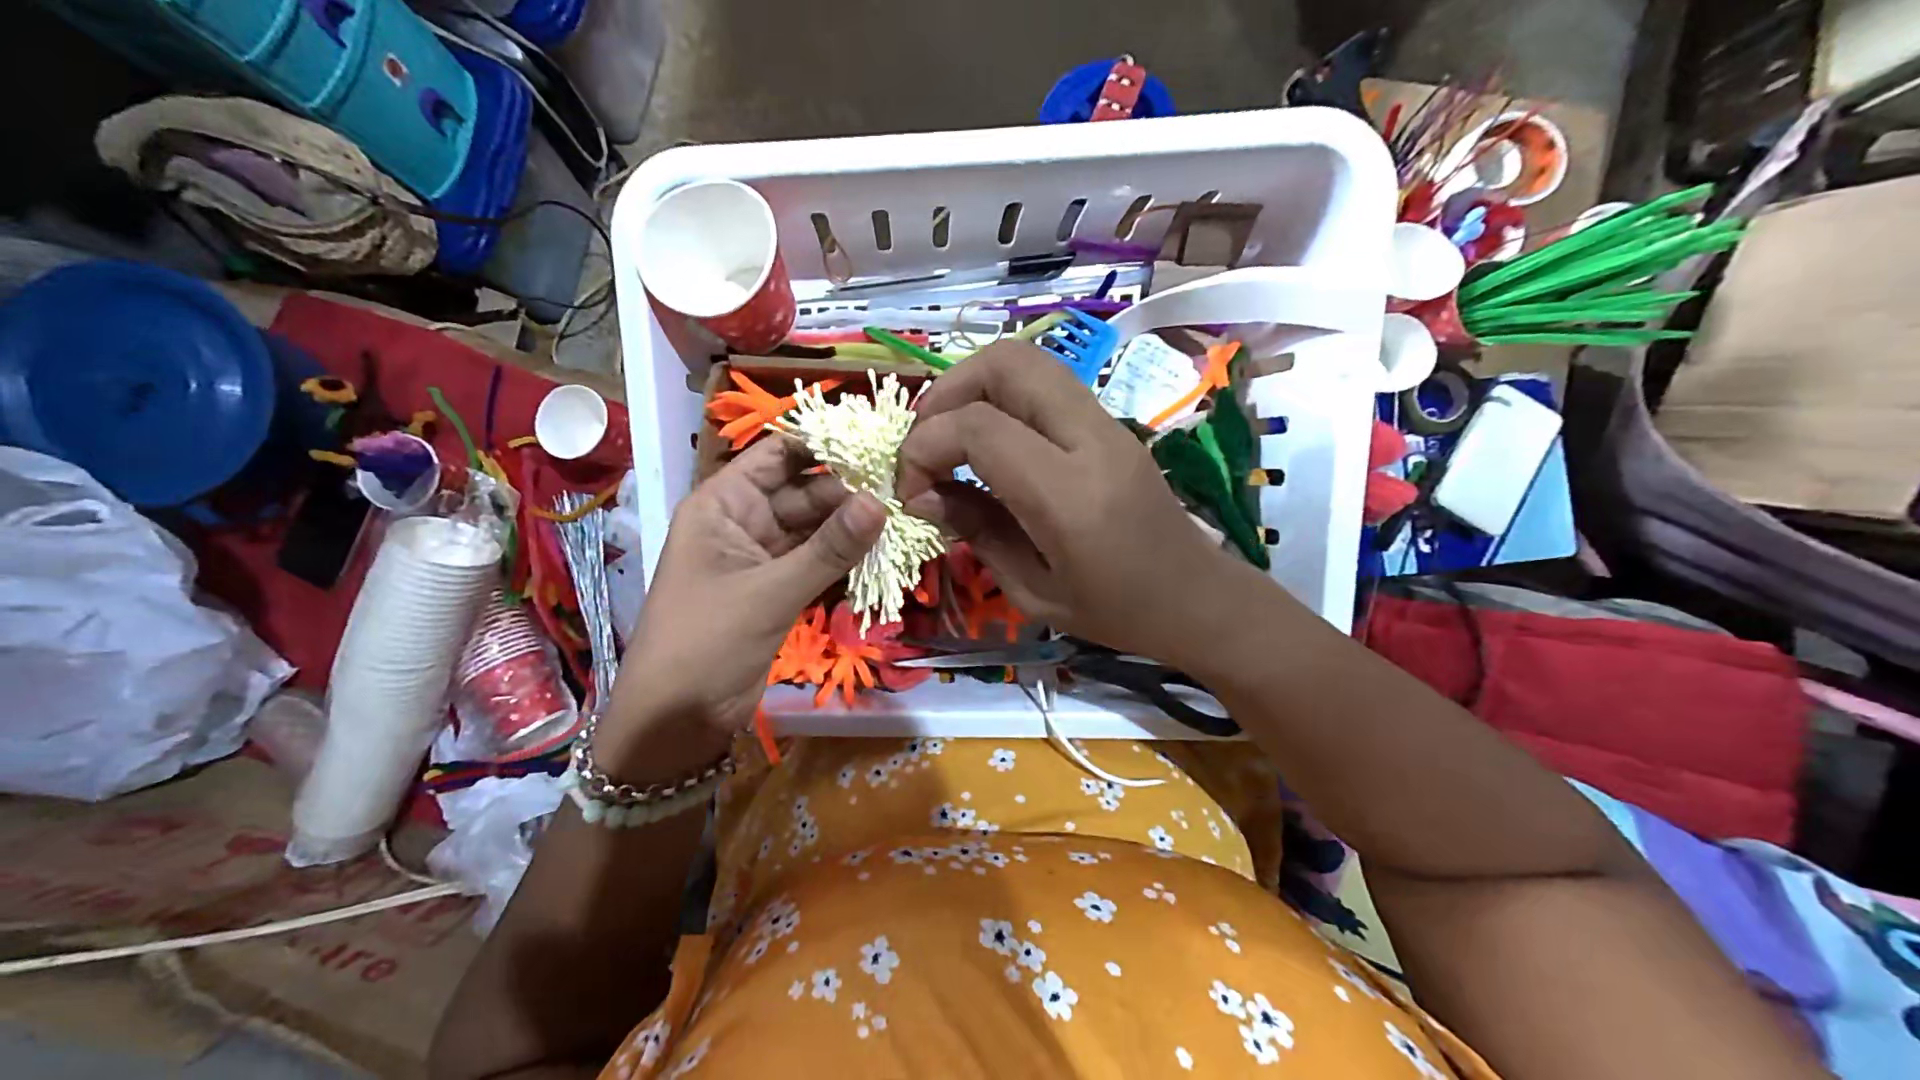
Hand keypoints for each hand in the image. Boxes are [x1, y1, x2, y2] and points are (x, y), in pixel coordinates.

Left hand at [599, 437, 884, 775]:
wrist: (676, 720)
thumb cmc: (706, 643)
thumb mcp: (770, 592)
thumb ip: (829, 548)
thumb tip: (881, 502)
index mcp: (723, 505)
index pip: (778, 456)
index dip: (824, 446)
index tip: (879, 446)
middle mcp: (743, 522)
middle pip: (804, 492)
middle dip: (849, 493)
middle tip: (905, 492)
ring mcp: (762, 558)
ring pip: (814, 530)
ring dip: (852, 528)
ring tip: (905, 518)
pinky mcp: (777, 590)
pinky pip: (817, 562)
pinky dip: (845, 560)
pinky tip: (884, 553)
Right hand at [896, 342, 1257, 667]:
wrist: (1196, 598)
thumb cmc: (1115, 612)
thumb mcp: (1032, 592)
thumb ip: (976, 532)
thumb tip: (924, 494)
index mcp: (1070, 496)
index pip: (980, 428)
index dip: (926, 447)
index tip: (911, 489)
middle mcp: (1091, 442)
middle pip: (1006, 364)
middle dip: (946, 392)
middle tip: (924, 443)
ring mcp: (1106, 424)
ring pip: (1028, 359)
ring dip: (972, 385)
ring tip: (949, 437)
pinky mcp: (1110, 422)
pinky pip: (1045, 383)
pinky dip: (1001, 396)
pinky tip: (987, 441)